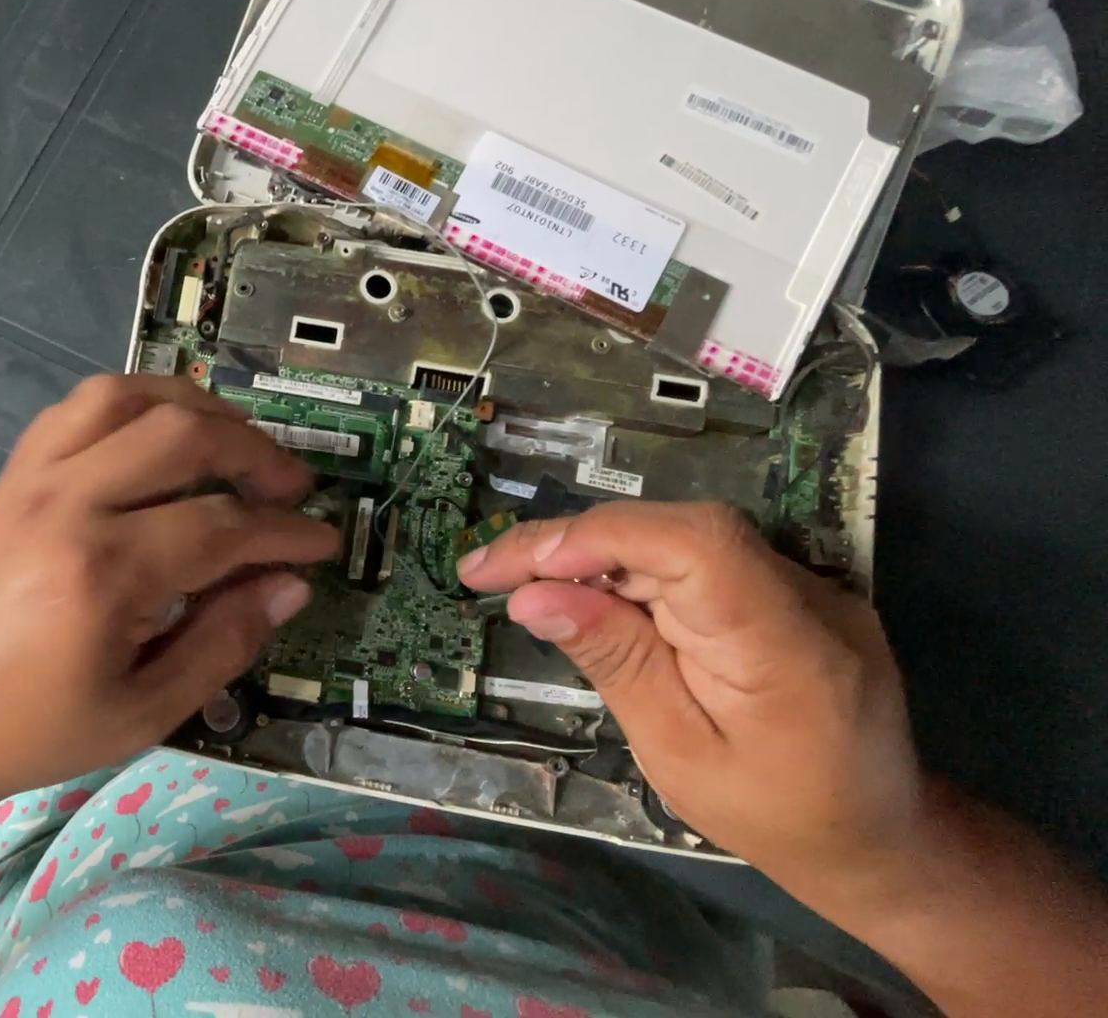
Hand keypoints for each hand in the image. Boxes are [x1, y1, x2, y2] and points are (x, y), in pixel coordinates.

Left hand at [0, 374, 340, 819]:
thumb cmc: (34, 731)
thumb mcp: (145, 711)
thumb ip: (225, 641)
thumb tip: (290, 583)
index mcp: (101, 571)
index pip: (221, 526)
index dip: (284, 533)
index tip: (321, 542)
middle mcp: (66, 502)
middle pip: (181, 435)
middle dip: (254, 453)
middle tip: (291, 487)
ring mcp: (31, 478)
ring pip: (127, 396)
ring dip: (195, 407)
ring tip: (235, 441)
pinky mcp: (12, 475)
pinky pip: (79, 407)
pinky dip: (134, 403)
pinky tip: (160, 434)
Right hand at [457, 501, 922, 889]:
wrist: (880, 834)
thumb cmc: (774, 813)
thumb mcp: (676, 752)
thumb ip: (613, 662)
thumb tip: (531, 597)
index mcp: (786, 648)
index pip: (694, 547)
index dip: (597, 539)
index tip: (515, 569)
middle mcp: (802, 594)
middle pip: (670, 530)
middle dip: (566, 542)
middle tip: (483, 571)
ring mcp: (798, 583)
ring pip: (669, 535)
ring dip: (582, 553)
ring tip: (510, 580)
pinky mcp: (776, 587)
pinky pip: (685, 557)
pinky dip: (617, 567)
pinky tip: (576, 591)